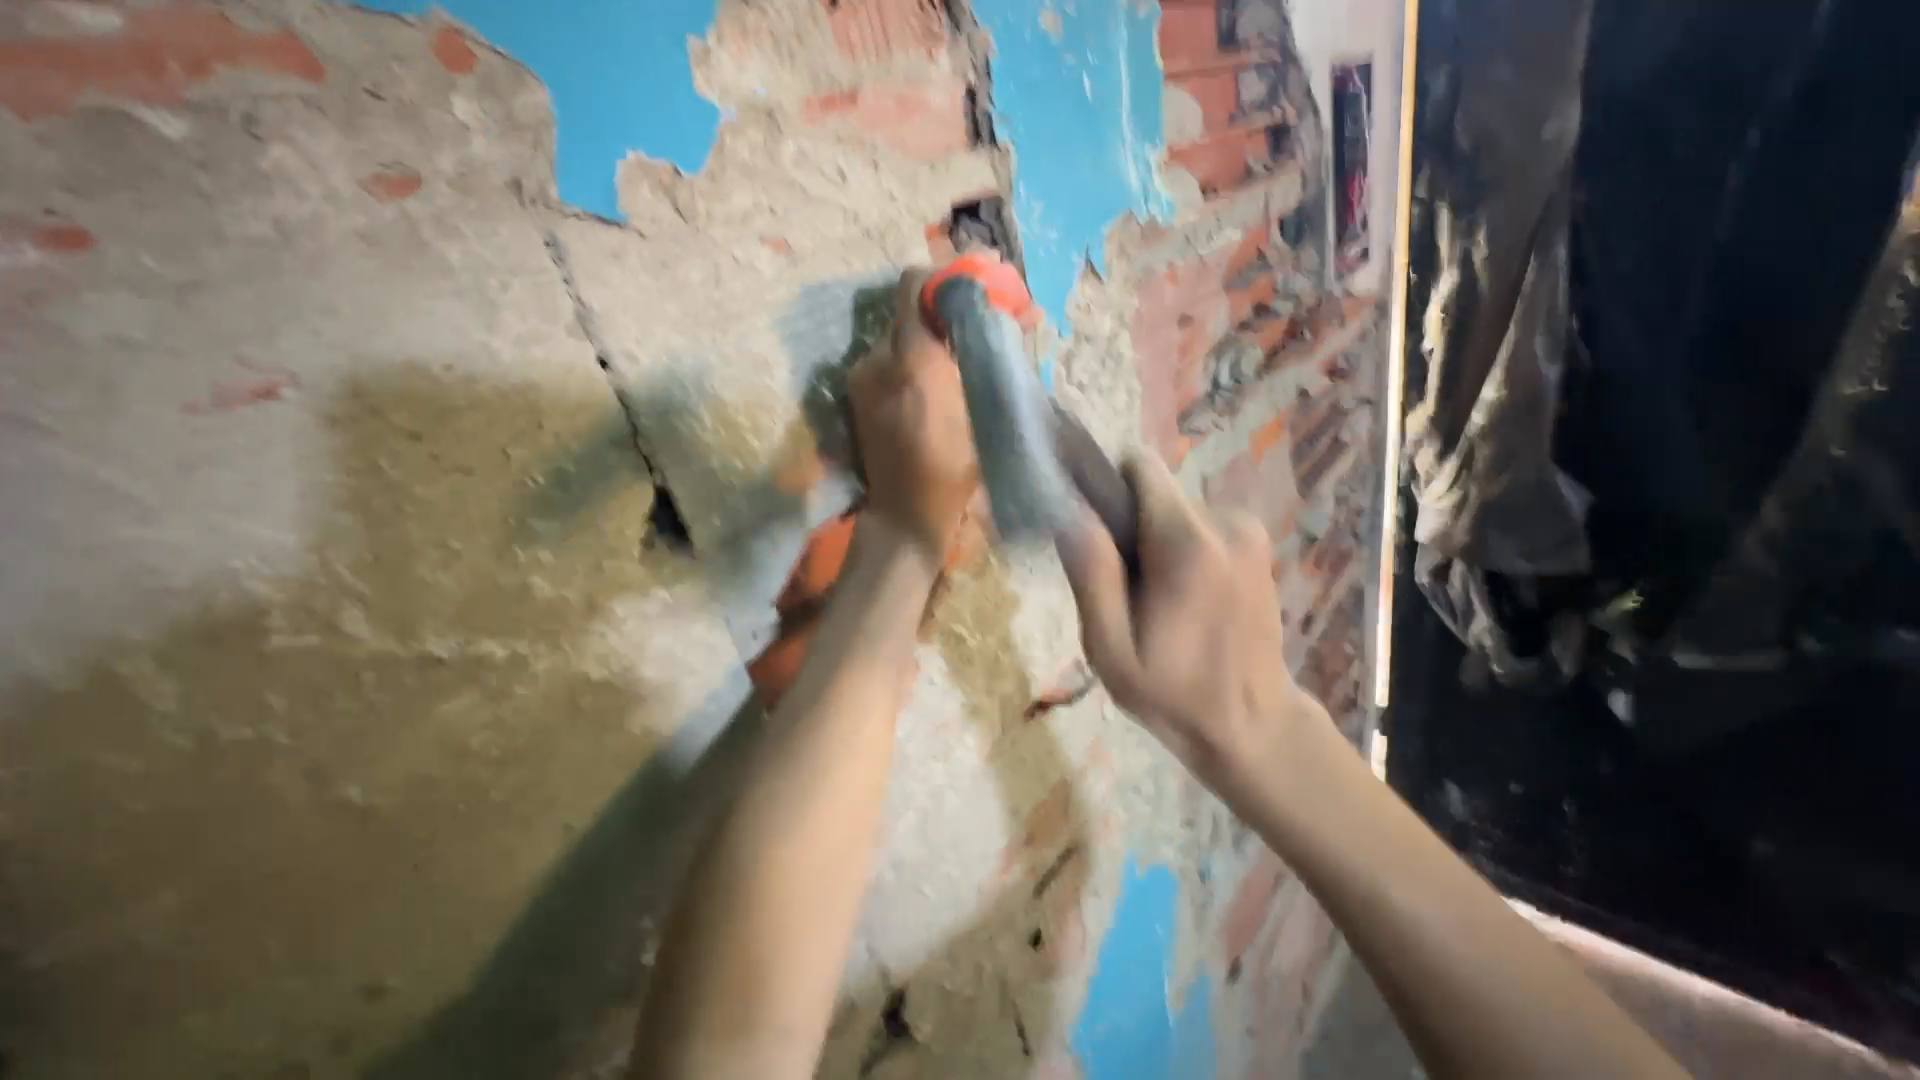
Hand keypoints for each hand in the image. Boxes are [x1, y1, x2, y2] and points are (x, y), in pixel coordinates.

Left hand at [848, 268, 980, 563]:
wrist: (903, 516)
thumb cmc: (953, 471)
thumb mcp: (985, 412)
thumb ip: (992, 358)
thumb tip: (1016, 317)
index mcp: (912, 360)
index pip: (916, 286)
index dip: (948, 279)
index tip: (978, 290)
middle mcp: (877, 358)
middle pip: (909, 310)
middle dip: (944, 312)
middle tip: (975, 326)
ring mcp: (861, 376)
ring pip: (899, 335)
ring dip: (928, 338)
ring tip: (956, 361)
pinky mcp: (856, 394)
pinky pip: (887, 360)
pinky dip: (911, 360)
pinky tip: (933, 384)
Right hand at [1055, 452, 1311, 783]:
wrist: (1254, 725)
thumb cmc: (1173, 694)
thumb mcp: (1111, 649)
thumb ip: (1092, 573)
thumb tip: (1070, 509)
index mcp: (1189, 544)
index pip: (1139, 467)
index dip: (1107, 492)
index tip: (1096, 537)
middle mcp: (1227, 522)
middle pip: (1156, 493)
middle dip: (1132, 529)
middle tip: (1127, 592)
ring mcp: (1250, 532)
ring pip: (1177, 510)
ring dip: (1158, 543)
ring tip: (1160, 604)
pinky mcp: (1258, 544)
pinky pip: (1201, 526)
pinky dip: (1184, 552)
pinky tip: (1188, 602)